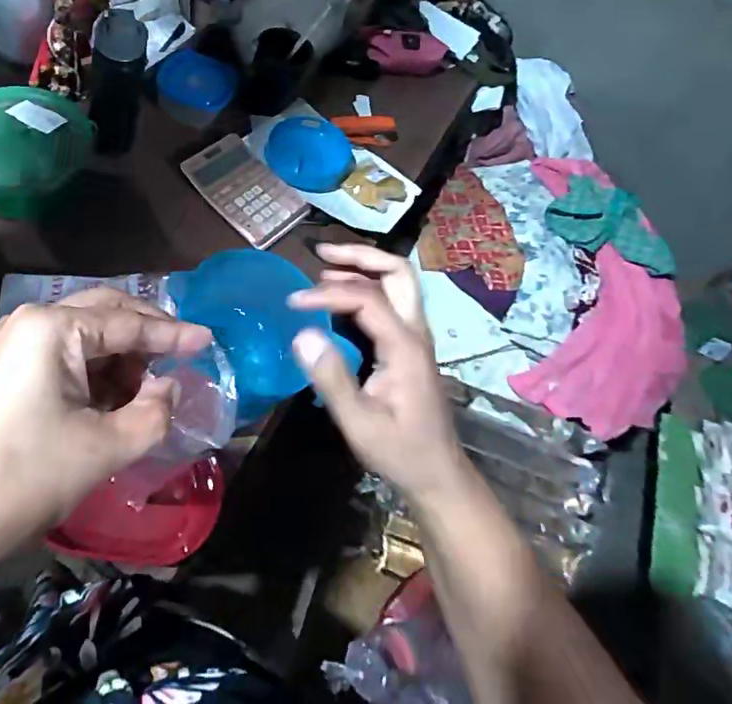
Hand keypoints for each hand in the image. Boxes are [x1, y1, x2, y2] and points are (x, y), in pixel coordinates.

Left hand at [0, 289, 210, 561]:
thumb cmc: (23, 477)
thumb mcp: (102, 448)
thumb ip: (151, 413)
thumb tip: (170, 389)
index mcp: (53, 327)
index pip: (127, 322)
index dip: (172, 335)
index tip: (209, 340)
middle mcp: (28, 323)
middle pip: (101, 316)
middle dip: (143, 338)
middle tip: (181, 360)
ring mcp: (8, 347)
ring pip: (79, 340)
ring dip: (116, 362)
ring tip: (145, 396)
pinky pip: (56, 361)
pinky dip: (88, 378)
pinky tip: (106, 405)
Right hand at [289, 244, 466, 496]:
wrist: (439, 476)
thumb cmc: (399, 452)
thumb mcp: (359, 423)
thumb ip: (332, 378)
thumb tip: (302, 334)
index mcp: (405, 346)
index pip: (365, 297)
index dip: (326, 294)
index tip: (292, 304)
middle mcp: (415, 332)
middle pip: (397, 272)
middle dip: (359, 255)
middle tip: (320, 254)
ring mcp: (416, 337)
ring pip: (398, 281)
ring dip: (363, 266)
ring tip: (324, 267)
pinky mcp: (410, 346)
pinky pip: (392, 299)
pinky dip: (366, 285)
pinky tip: (338, 296)